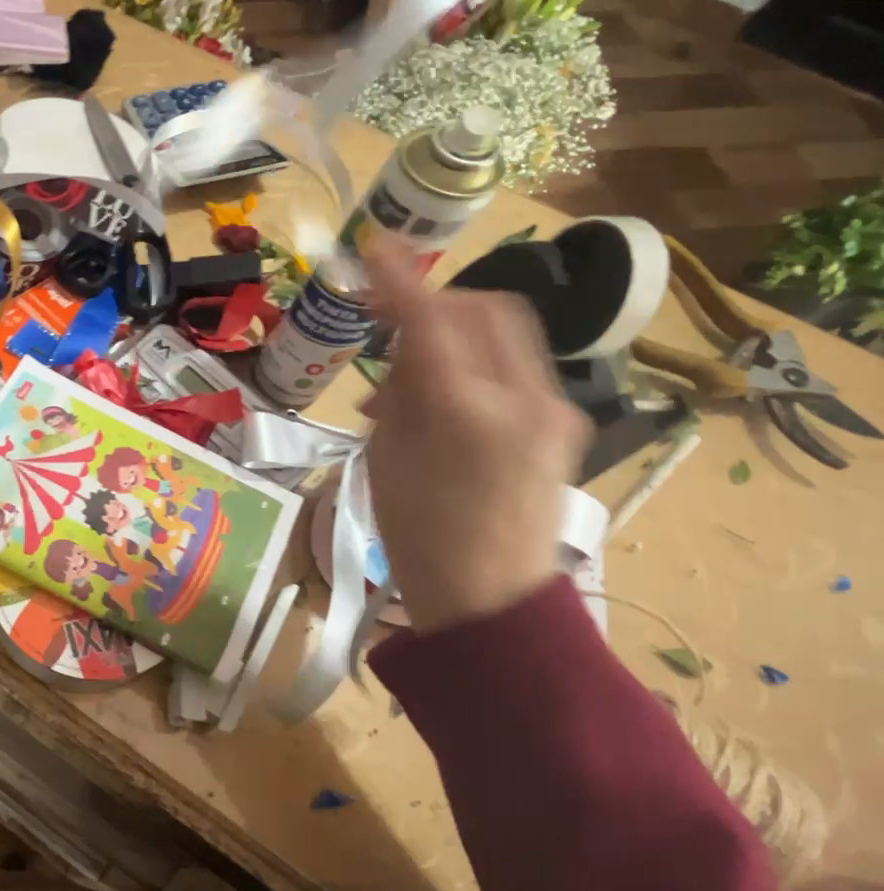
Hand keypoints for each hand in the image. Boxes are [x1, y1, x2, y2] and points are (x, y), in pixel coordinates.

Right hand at [360, 235, 589, 631]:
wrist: (489, 597)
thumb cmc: (418, 538)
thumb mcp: (387, 460)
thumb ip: (400, 396)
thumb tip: (406, 356)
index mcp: (466, 412)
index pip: (434, 321)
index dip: (400, 281)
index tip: (373, 248)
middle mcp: (523, 398)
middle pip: (486, 311)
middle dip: (437, 303)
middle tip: (390, 322)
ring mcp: (553, 409)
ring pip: (505, 336)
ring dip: (455, 335)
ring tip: (408, 382)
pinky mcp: (562, 424)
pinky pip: (515, 371)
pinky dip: (476, 367)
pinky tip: (442, 405)